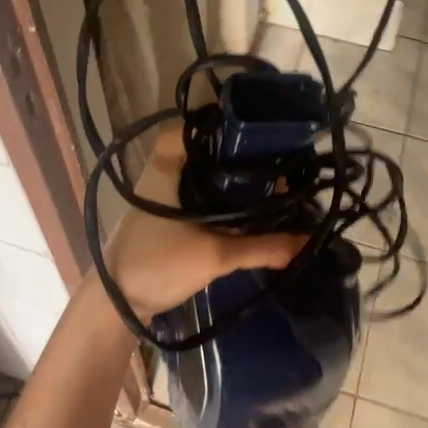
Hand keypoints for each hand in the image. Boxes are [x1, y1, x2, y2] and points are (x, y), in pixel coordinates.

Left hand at [103, 124, 307, 318]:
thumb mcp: (213, 256)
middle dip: (241, 154)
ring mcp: (166, 194)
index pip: (193, 126)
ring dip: (234, 178)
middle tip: (281, 160)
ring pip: (205, 173)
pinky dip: (225, 197)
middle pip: (206, 149)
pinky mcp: (171, 215)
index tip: (262, 132)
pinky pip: (202, 194)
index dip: (225, 124)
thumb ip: (262, 247)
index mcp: (166, 166)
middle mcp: (164, 171)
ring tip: (276, 180)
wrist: (117, 304)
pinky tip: (253, 206)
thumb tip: (310, 242)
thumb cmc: (157, 265)